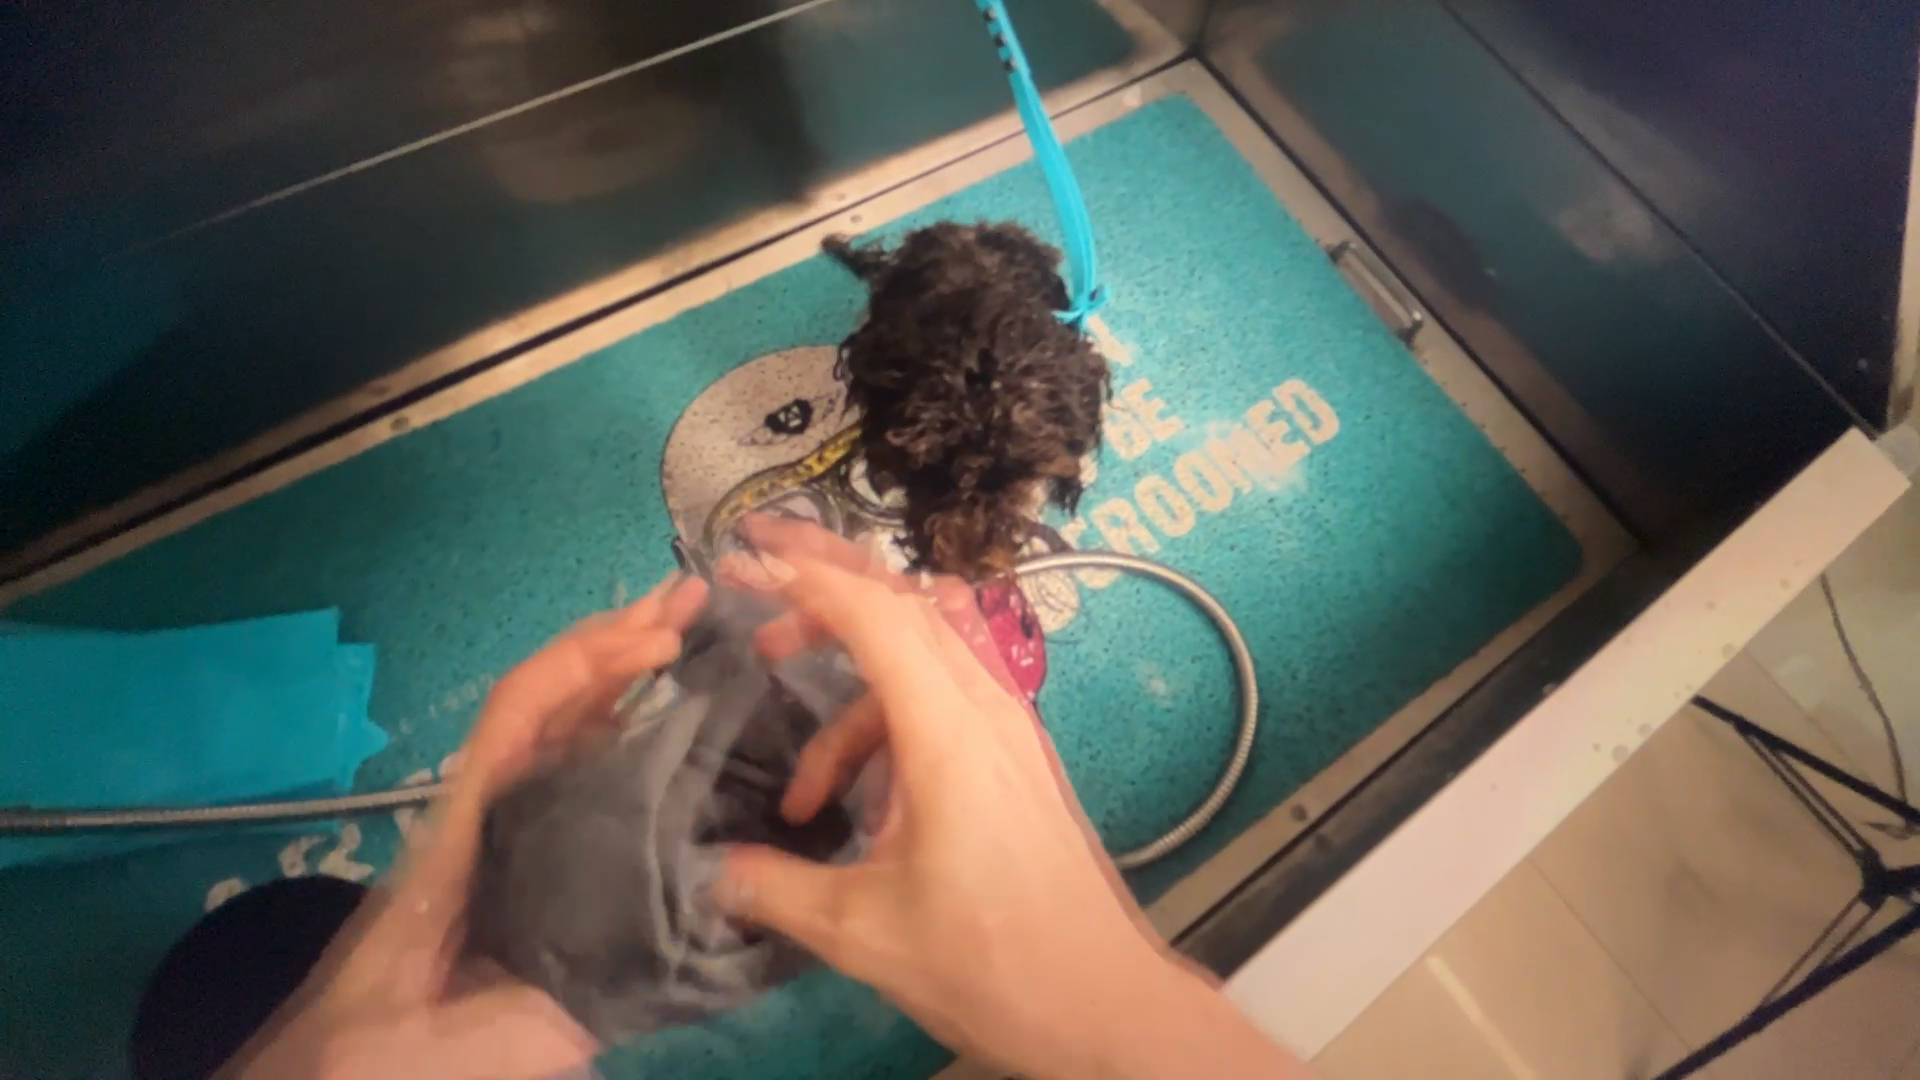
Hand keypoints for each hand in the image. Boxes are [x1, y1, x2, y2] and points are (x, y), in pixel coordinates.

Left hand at [220, 575, 708, 1079]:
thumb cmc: (382, 1064)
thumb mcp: (472, 1045)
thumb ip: (563, 999)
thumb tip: (685, 931)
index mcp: (469, 828)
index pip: (522, 713)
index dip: (591, 665)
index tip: (663, 645)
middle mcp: (494, 803)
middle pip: (552, 694)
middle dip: (619, 636)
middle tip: (691, 598)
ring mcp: (519, 818)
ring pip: (571, 719)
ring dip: (628, 662)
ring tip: (689, 622)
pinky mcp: (541, 842)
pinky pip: (588, 761)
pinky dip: (629, 714)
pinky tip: (673, 703)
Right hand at [713, 520, 1193, 1076]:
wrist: (1102, 1002)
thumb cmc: (990, 961)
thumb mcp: (864, 929)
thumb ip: (777, 887)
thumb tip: (710, 872)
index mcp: (949, 731)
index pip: (877, 615)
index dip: (807, 579)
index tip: (746, 565)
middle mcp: (984, 704)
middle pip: (903, 606)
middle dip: (827, 590)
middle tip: (759, 599)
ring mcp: (1005, 722)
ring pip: (920, 656)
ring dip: (851, 691)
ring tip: (801, 784)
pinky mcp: (1010, 749)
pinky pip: (939, 701)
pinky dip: (886, 732)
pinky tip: (863, 810)